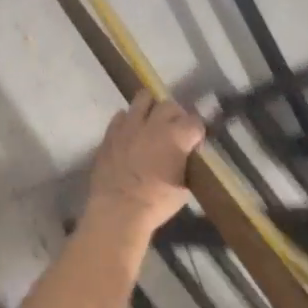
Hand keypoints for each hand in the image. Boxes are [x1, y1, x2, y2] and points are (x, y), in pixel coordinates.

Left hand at [85, 92, 204, 237]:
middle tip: (174, 130)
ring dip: (151, 107)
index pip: (195, 122)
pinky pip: (120, 115)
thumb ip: (186, 165)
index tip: (194, 144)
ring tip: (151, 121)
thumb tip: (184, 159)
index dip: (196, 132)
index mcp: (177, 136)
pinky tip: (130, 132)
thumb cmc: (155, 203)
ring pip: (143, 99)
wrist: (117, 209)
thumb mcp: (183, 187)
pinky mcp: (110, 133)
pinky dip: (128, 120)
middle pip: (169, 105)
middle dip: (175, 115)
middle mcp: (154, 124)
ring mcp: (129, 126)